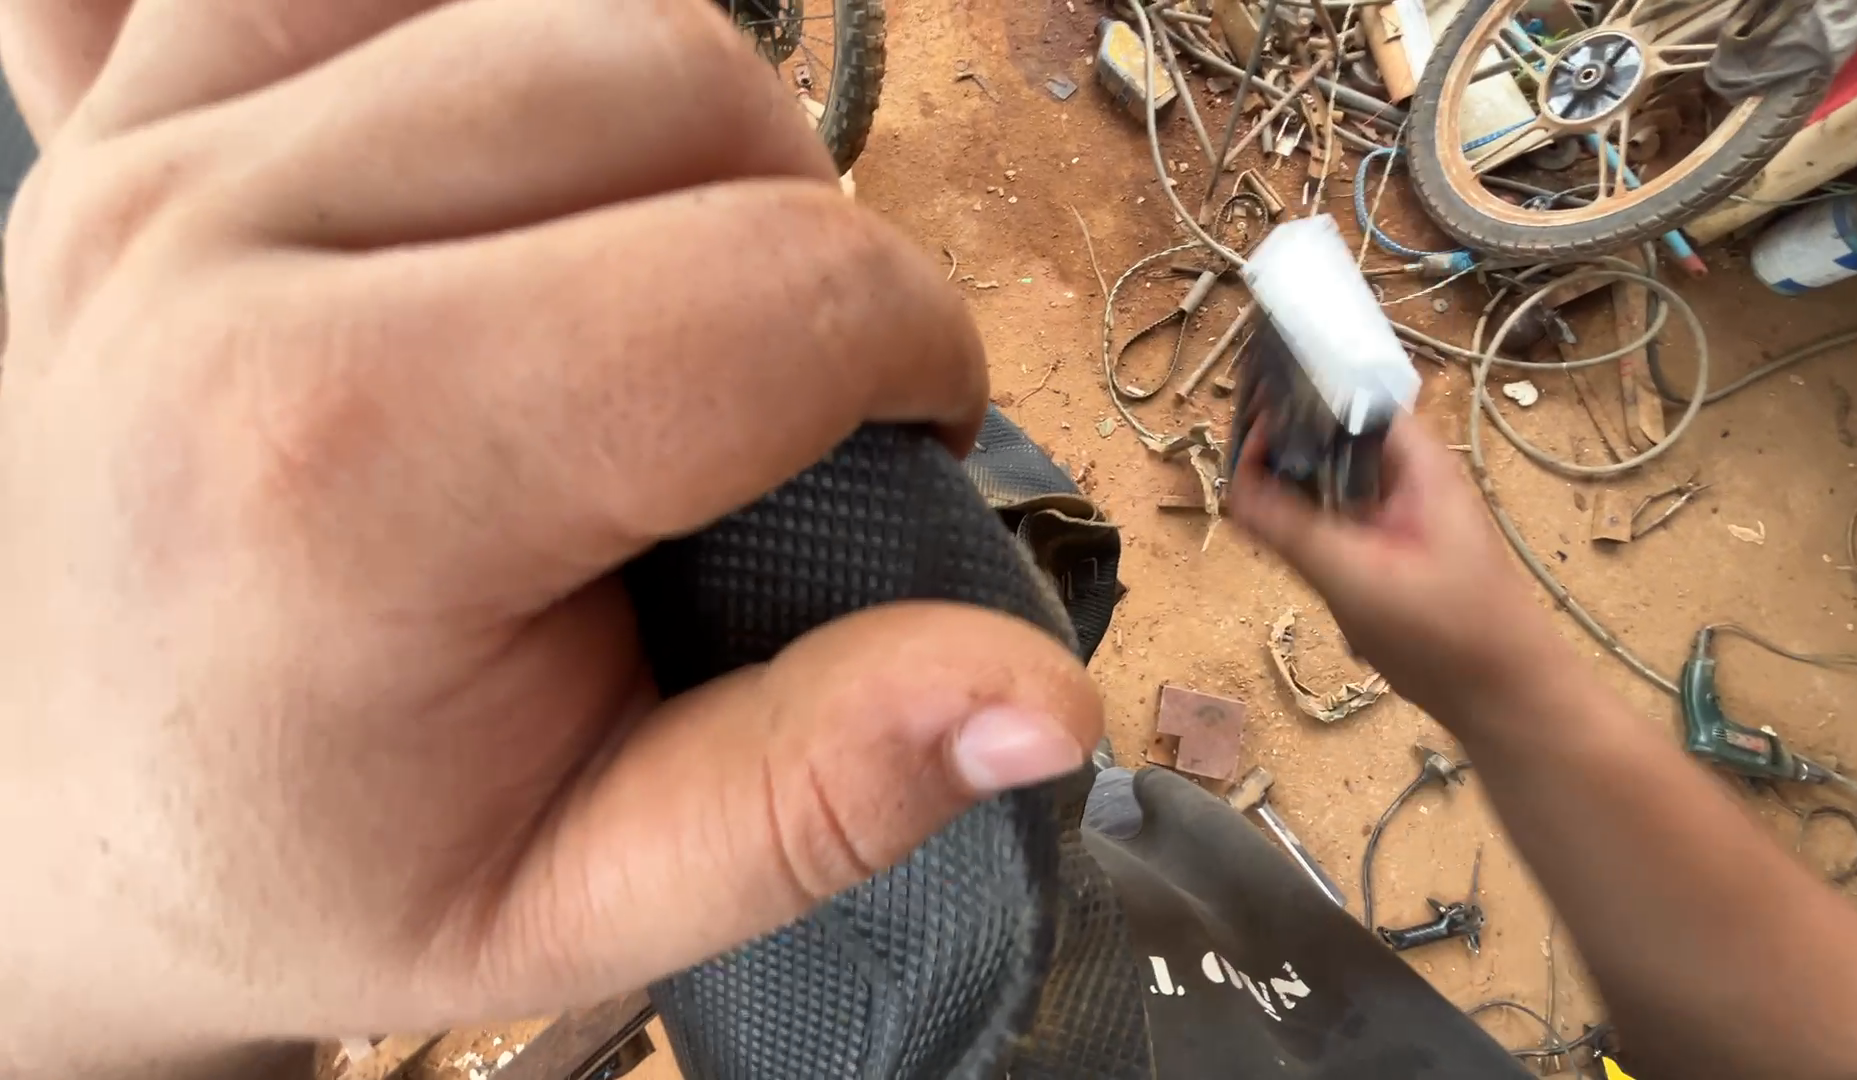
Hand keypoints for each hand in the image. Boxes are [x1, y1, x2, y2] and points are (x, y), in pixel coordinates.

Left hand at [0, 3, 1101, 1074]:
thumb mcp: (609, 893)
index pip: (787, 294)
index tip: (918, 441)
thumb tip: (1057, 707)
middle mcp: (237, 249)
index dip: (924, 348)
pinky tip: (537, 183)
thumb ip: (839, 789)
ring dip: (715, 145)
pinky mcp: (119, 104)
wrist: (28, 832)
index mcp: (367, 474)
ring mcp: (150, 145)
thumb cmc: (338, 877)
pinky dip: (513, 37)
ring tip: (707, 293)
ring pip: (577, 6)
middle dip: (832, 242)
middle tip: (814, 384)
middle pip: (690, 94)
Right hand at [1228, 417, 1568, 722]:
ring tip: (1244, 495)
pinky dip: (1301, 522)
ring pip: (1330, 483)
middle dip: (1286, 446)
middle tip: (1236, 463)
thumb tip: (1233, 489)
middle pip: (1336, 441)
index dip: (1303, 402)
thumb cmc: (1444, 631)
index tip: (1252, 421)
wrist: (1502, 697)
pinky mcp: (1384, 553)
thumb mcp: (1357, 576)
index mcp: (1418, 468)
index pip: (1356, 406)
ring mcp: (1395, 519)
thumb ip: (1291, 530)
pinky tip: (1270, 536)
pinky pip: (1332, 521)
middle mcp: (1406, 483)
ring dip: (1290, 486)